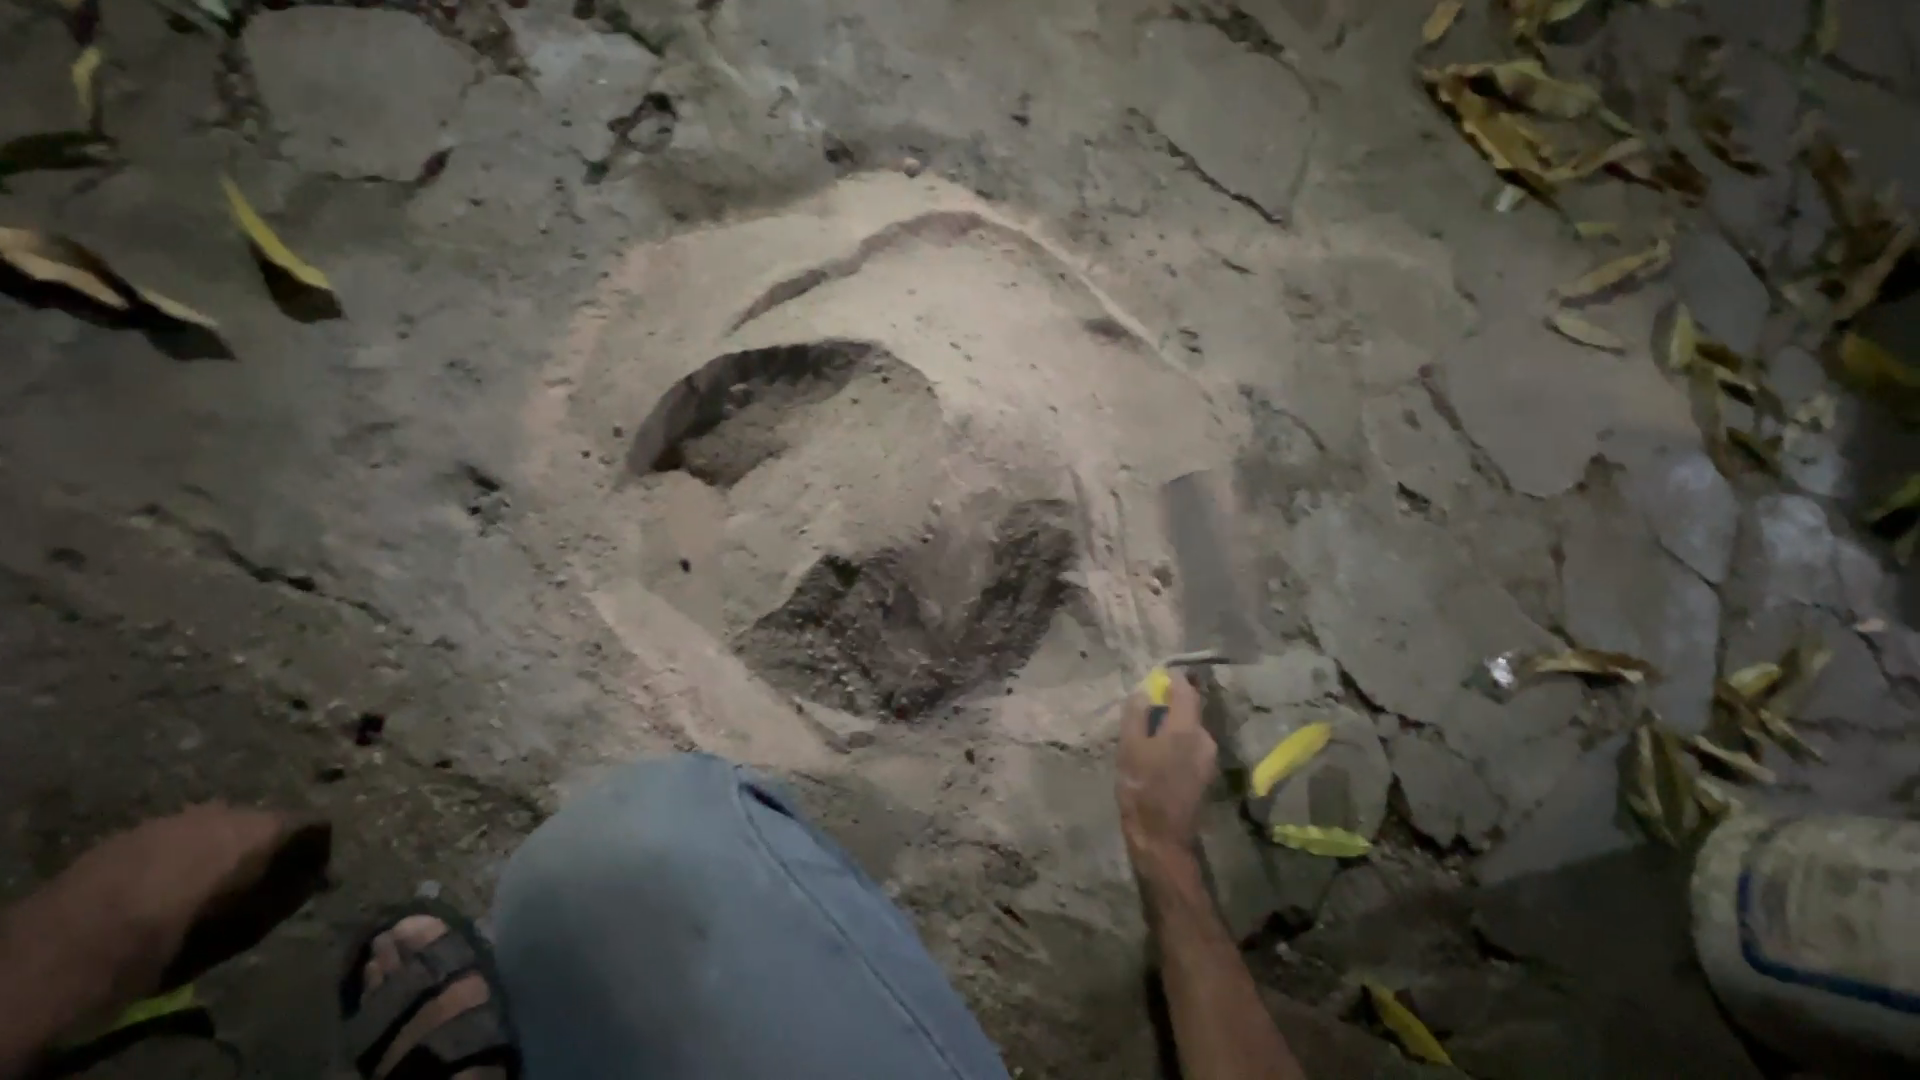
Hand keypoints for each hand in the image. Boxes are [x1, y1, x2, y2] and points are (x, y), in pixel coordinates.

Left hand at [30, 804, 323, 1009]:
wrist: (74, 943)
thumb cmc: (178, 935)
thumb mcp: (248, 925)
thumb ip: (288, 894)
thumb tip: (320, 877)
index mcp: (262, 828)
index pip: (313, 823)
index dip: (320, 847)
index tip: (319, 873)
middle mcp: (226, 810)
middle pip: (262, 821)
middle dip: (270, 845)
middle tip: (266, 878)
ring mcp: (174, 818)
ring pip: (215, 827)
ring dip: (223, 848)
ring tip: (214, 882)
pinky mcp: (131, 833)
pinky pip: (174, 839)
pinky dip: (183, 856)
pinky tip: (169, 884)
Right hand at [1116, 672, 1215, 867]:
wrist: (1161, 837)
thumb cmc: (1140, 789)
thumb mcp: (1129, 748)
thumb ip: (1137, 715)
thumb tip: (1145, 692)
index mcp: (1186, 728)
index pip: (1186, 689)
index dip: (1172, 678)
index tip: (1156, 676)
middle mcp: (1205, 738)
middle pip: (1190, 709)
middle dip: (1170, 704)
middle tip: (1145, 709)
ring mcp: (1209, 757)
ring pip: (1191, 728)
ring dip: (1173, 725)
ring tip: (1148, 735)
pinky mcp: (1207, 772)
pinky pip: (1193, 745)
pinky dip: (1178, 741)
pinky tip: (1160, 755)